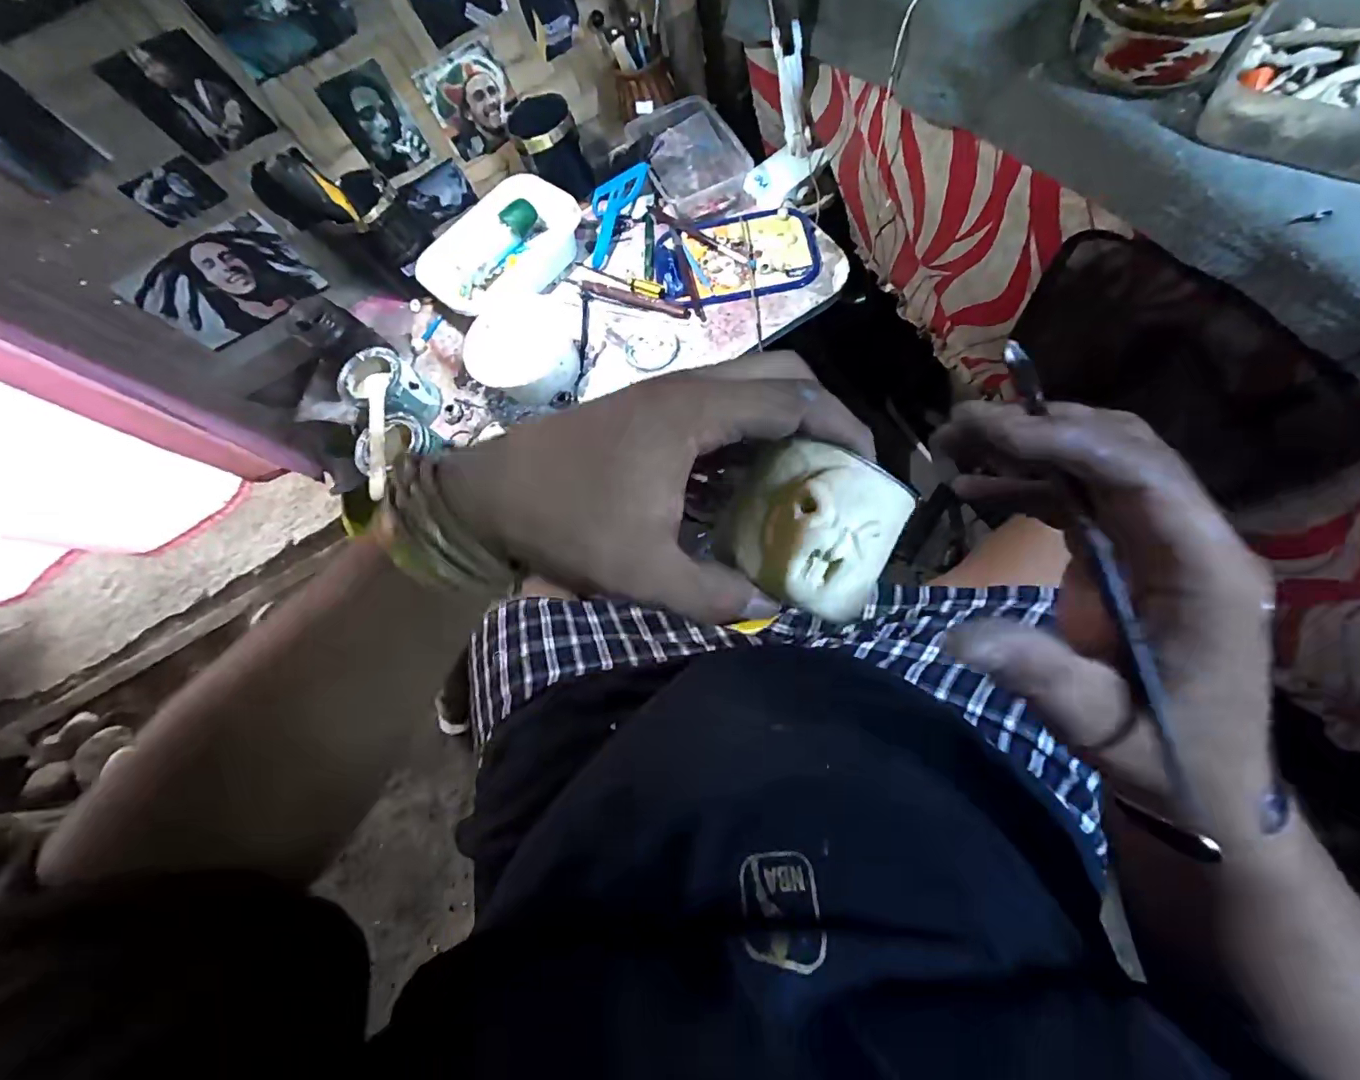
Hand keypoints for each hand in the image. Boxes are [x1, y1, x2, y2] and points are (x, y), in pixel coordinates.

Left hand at [437, 352, 873, 625]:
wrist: (489, 490)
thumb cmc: (564, 521)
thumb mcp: (640, 571)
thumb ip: (711, 594)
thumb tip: (767, 608)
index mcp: (694, 413)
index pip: (794, 401)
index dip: (843, 429)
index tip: (871, 468)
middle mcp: (686, 388)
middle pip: (781, 373)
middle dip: (822, 411)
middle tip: (839, 465)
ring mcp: (664, 392)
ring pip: (748, 383)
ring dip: (782, 417)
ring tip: (800, 473)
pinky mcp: (646, 408)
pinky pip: (718, 403)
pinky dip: (746, 428)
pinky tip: (743, 477)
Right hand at [932, 402, 1277, 842]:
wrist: (1203, 780)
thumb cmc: (1166, 755)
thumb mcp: (1099, 723)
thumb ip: (1039, 674)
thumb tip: (955, 638)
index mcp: (1205, 572)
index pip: (1144, 475)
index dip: (1067, 442)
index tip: (990, 433)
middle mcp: (1191, 541)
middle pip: (1124, 451)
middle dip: (1040, 427)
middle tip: (960, 424)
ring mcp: (1161, 545)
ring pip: (1101, 463)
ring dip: (1030, 446)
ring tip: (956, 442)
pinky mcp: (1131, 555)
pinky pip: (1080, 498)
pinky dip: (1027, 483)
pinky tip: (974, 487)